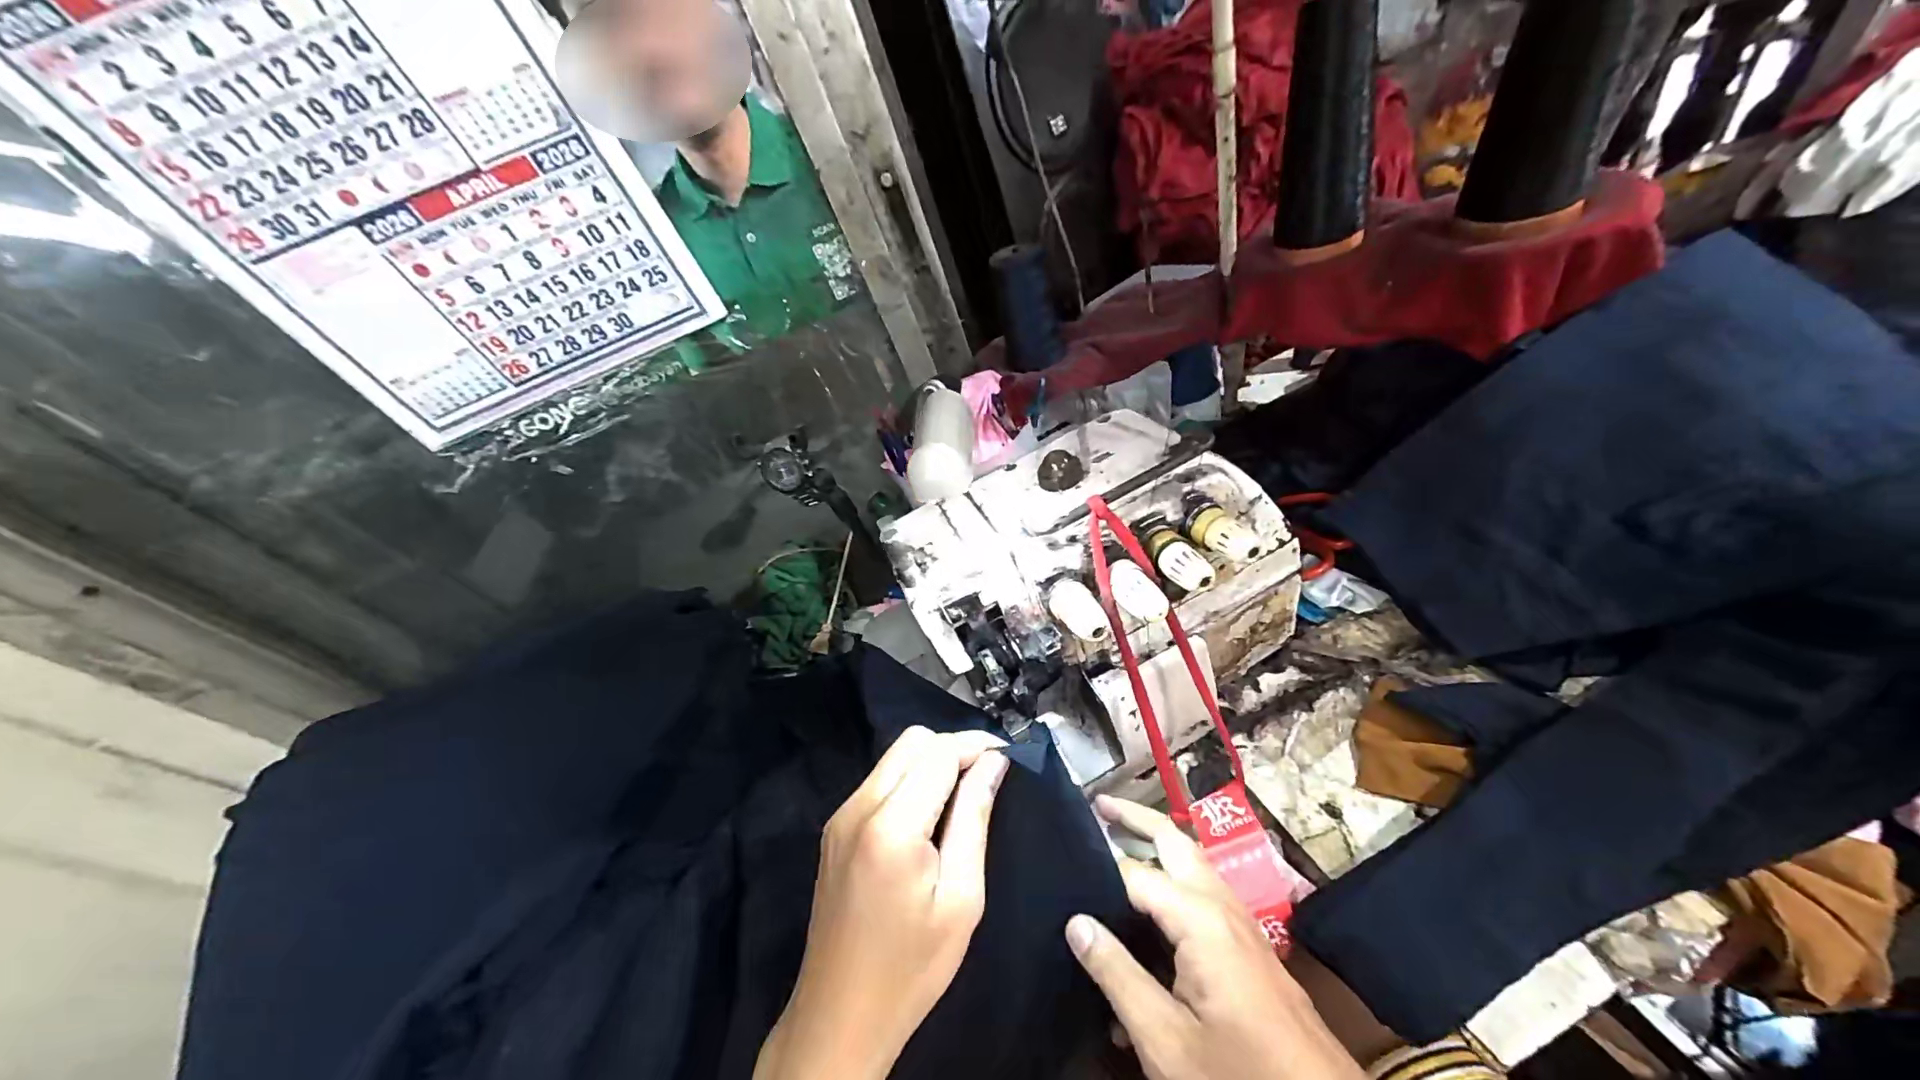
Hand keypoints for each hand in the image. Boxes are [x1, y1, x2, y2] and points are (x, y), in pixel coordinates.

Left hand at [755, 726, 1010, 1079]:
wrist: (839, 1014)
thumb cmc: (911, 967)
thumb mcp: (961, 898)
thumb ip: (974, 819)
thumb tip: (994, 764)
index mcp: (890, 825)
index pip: (938, 752)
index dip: (977, 746)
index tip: (1009, 757)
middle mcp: (858, 807)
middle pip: (912, 741)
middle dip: (954, 748)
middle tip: (989, 777)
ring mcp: (840, 816)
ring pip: (894, 756)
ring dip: (932, 762)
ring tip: (965, 795)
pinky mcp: (835, 829)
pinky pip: (879, 780)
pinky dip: (910, 780)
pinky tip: (932, 813)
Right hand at [1066, 796, 1366, 1079]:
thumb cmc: (1239, 1075)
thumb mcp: (1165, 1038)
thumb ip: (1117, 975)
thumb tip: (1076, 922)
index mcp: (1200, 918)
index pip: (1134, 873)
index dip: (1098, 866)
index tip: (1063, 859)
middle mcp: (1223, 907)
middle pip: (1175, 841)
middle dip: (1136, 817)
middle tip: (1097, 805)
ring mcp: (1242, 926)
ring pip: (1192, 865)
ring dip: (1156, 845)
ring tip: (1117, 839)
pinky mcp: (1248, 948)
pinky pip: (1203, 899)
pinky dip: (1172, 886)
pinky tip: (1147, 915)